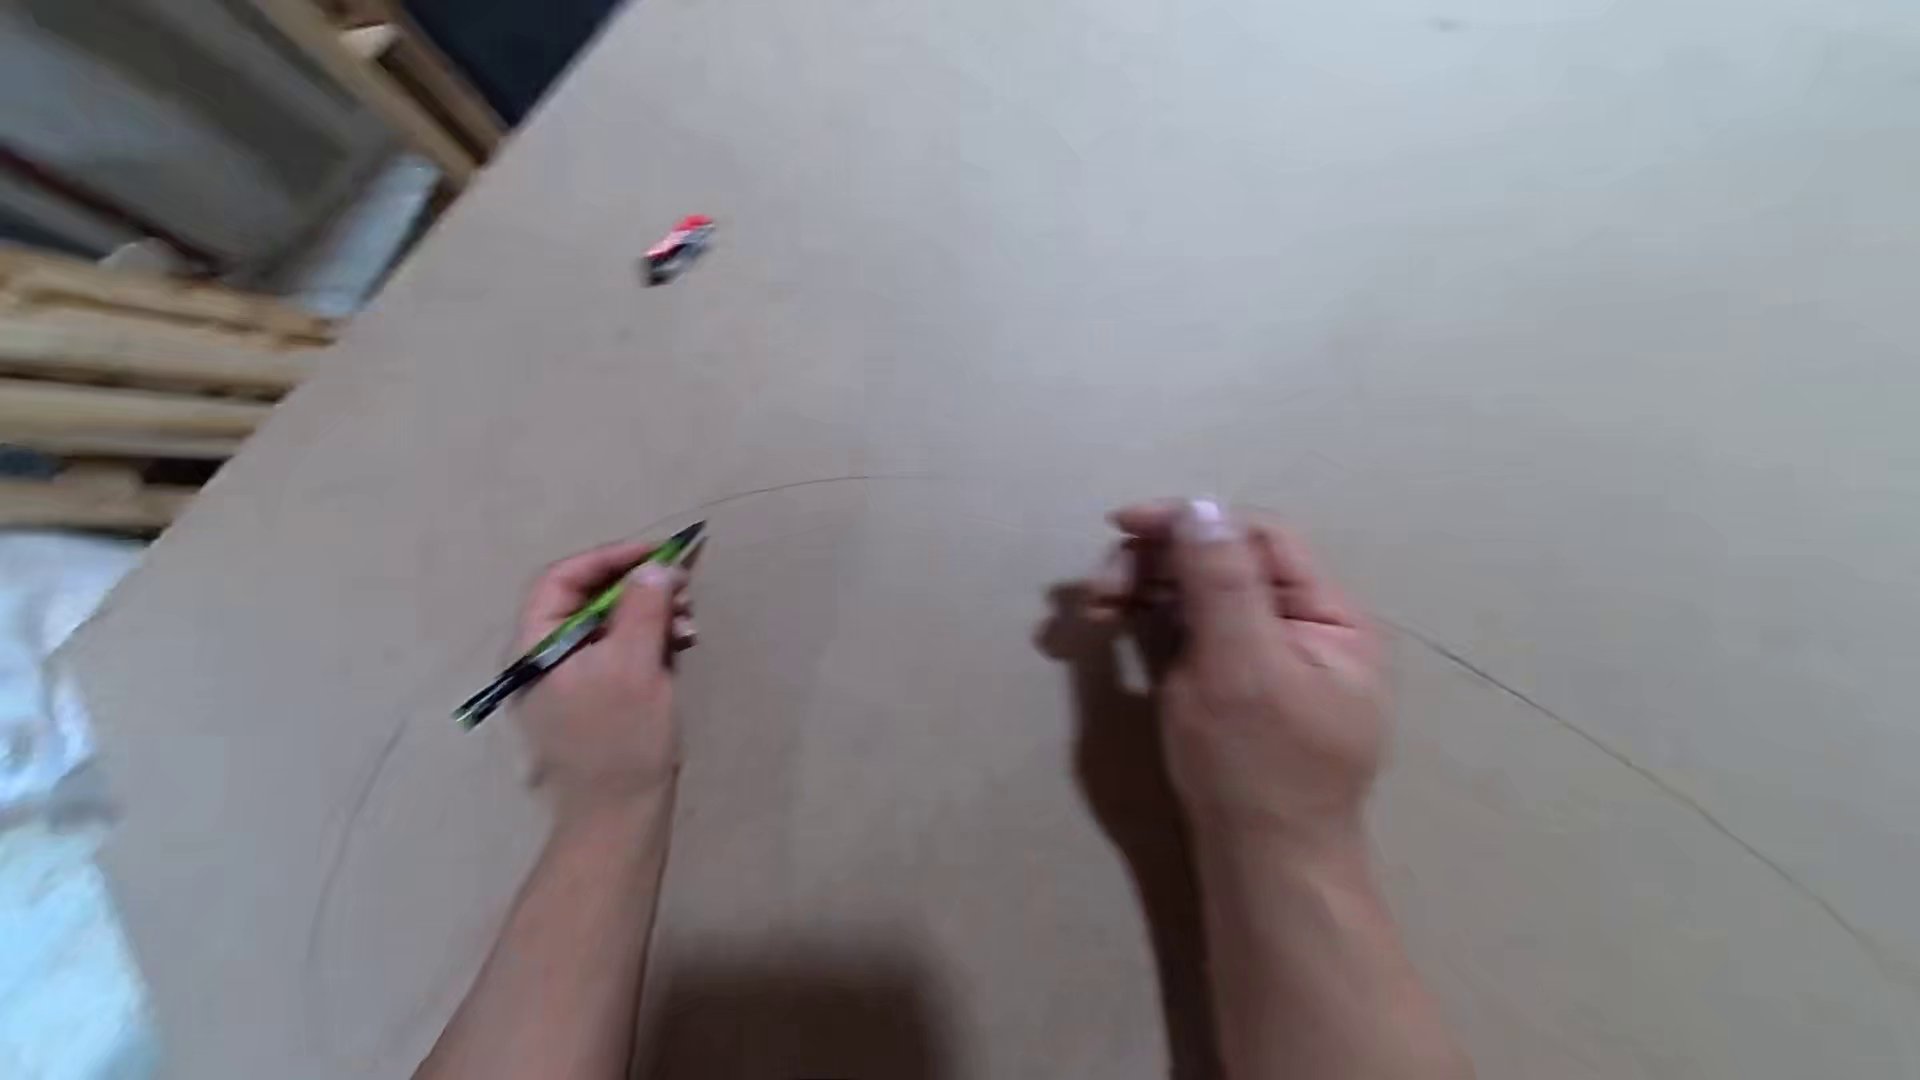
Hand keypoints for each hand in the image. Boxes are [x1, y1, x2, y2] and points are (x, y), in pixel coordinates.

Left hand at [514, 540, 696, 819]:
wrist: (621, 812)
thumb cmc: (621, 738)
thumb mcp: (635, 665)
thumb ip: (643, 608)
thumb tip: (656, 567)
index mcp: (537, 648)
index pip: (561, 580)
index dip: (609, 558)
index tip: (658, 553)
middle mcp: (549, 656)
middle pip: (591, 598)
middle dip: (640, 587)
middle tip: (683, 589)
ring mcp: (576, 675)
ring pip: (614, 621)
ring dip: (654, 612)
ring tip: (689, 624)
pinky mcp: (603, 690)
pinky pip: (626, 646)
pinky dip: (654, 637)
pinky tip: (682, 642)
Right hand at [1088, 499, 1385, 849]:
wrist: (1257, 860)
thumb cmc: (1256, 768)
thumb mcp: (1240, 670)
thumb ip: (1223, 584)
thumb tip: (1200, 507)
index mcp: (1325, 615)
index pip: (1255, 537)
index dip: (1189, 521)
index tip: (1123, 525)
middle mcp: (1295, 621)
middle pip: (1218, 560)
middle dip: (1153, 562)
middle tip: (1098, 589)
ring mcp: (1256, 645)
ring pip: (1193, 588)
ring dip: (1140, 586)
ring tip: (1094, 608)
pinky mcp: (1221, 667)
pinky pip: (1181, 621)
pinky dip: (1143, 614)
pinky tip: (1110, 621)